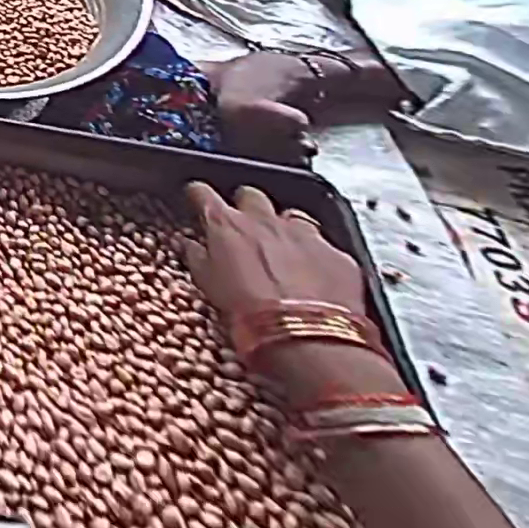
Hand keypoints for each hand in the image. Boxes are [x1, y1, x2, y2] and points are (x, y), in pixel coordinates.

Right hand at [182, 181, 365, 316]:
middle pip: (251, 195)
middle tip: (244, 223)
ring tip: (281, 249)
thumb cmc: (247, 307)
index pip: (202, 192)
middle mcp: (263, 220)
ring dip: (283, 227)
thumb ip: (196, 254)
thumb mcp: (206, 280)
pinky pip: (326, 246)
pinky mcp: (338, 256)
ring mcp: (304, 235)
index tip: (197, 199)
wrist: (306, 335)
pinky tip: (313, 275)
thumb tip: (190, 245)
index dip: (198, 194)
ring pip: (291, 216)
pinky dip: (316, 255)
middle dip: (245, 204)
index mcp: (225, 222)